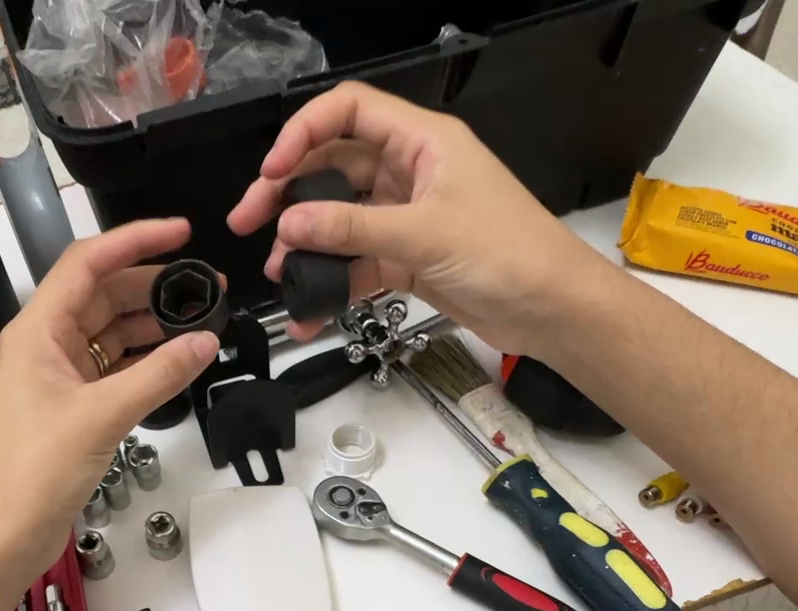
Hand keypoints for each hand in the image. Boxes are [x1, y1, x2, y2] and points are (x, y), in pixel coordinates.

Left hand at [0, 219, 219, 584]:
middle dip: (154, 286)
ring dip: (152, 325)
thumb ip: (159, 375)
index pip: (88, 263)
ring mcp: (59, 377)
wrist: (6, 532)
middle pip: (103, 295)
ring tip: (200, 322)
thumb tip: (206, 341)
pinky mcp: (72, 406)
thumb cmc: (34, 471)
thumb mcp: (101, 415)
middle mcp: (45, 345)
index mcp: (37, 330)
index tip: (181, 231)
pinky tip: (176, 361)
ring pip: (111, 333)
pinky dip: (144, 362)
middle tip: (207, 288)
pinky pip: (113, 368)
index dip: (134, 240)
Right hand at [226, 81, 624, 354]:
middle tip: (248, 222)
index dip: (304, 133)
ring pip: (340, 222)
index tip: (271, 173)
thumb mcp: (423, 234)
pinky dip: (332, 286)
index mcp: (421, 142)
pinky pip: (357, 266)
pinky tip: (308, 310)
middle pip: (333, 169)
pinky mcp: (406, 260)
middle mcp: (409, 174)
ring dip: (306, 247)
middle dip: (288, 196)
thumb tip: (288, 226)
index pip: (350, 113)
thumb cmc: (507, 252)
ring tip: (278, 273)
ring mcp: (405, 219)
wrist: (549, 310)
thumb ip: (352, 229)